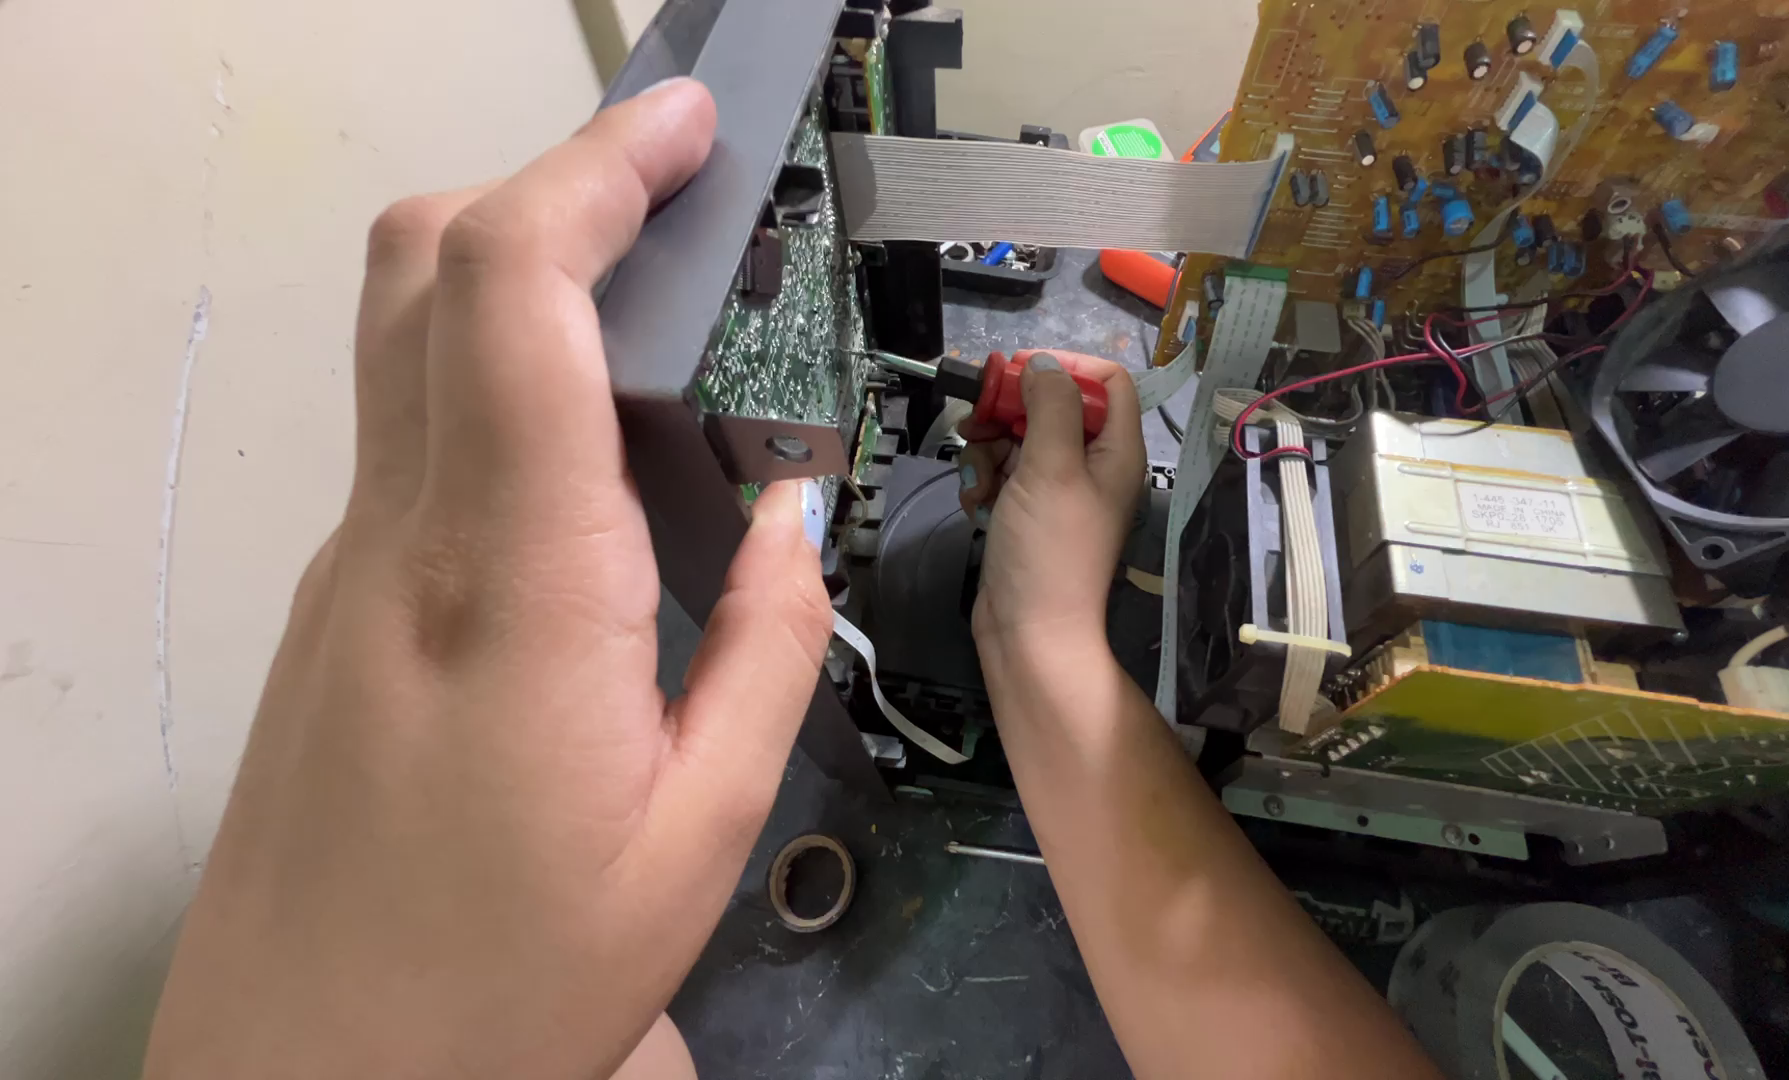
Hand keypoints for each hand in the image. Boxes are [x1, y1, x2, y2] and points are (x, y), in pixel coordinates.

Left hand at [144, 79, 834, 1079]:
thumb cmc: (535, 967)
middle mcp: (411, 539)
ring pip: (414, 337)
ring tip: (659, 278)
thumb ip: (769, 645)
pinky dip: (507, 360)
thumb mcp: (709, 819)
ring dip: (528, 260)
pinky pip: (423, 424)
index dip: (596, 176)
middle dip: (553, 180)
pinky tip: (600, 422)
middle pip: (431, 275)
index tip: (684, 125)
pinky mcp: (349, 600)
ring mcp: (359, 564)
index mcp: (521, 587)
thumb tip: (793, 517)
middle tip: (677, 176)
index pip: (520, 305)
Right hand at [957, 352, 1145, 649]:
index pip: (1107, 381)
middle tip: (974, 425)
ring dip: (988, 452)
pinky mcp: (1027, 512)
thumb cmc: (1048, 548)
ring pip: (1018, 440)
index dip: (1064, 368)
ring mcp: (1057, 490)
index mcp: (1116, 450)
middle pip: (1052, 408)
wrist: (1028, 630)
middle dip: (1008, 413)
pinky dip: (985, 482)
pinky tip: (975, 504)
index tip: (1016, 373)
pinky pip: (1004, 474)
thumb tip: (1043, 363)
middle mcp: (1091, 465)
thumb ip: (1051, 406)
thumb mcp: (1052, 467)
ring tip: (977, 482)